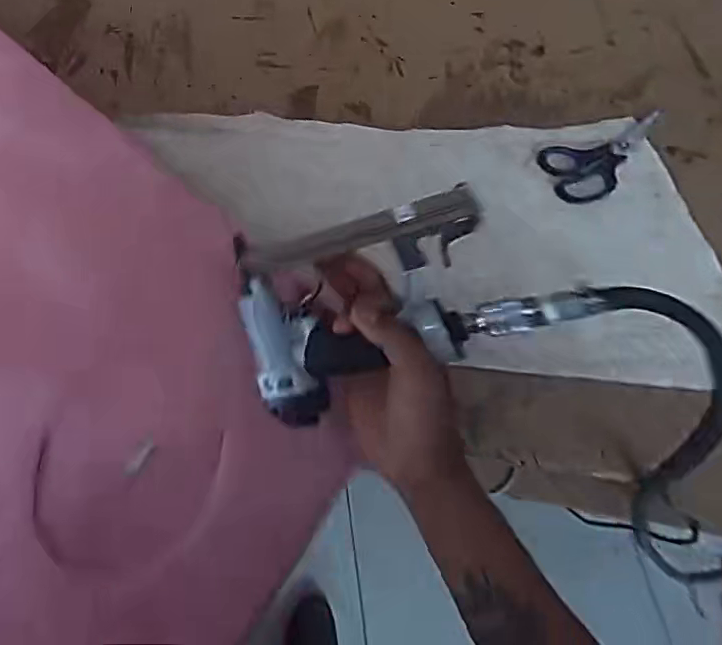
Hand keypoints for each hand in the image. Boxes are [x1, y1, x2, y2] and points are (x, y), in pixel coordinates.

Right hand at [317, 254, 470, 496]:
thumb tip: (359, 305)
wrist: (415, 465)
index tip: (331, 257)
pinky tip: (296, 321)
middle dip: (334, 280)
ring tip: (296, 288)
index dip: (356, 272)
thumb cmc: (425, 414)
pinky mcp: (344, 375)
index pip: (378, 290)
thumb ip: (392, 334)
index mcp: (404, 328)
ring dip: (320, 302)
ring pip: (338, 318)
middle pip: (355, 298)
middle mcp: (381, 334)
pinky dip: (312, 331)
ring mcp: (361, 354)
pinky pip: (326, 346)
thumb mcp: (418, 370)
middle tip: (307, 265)